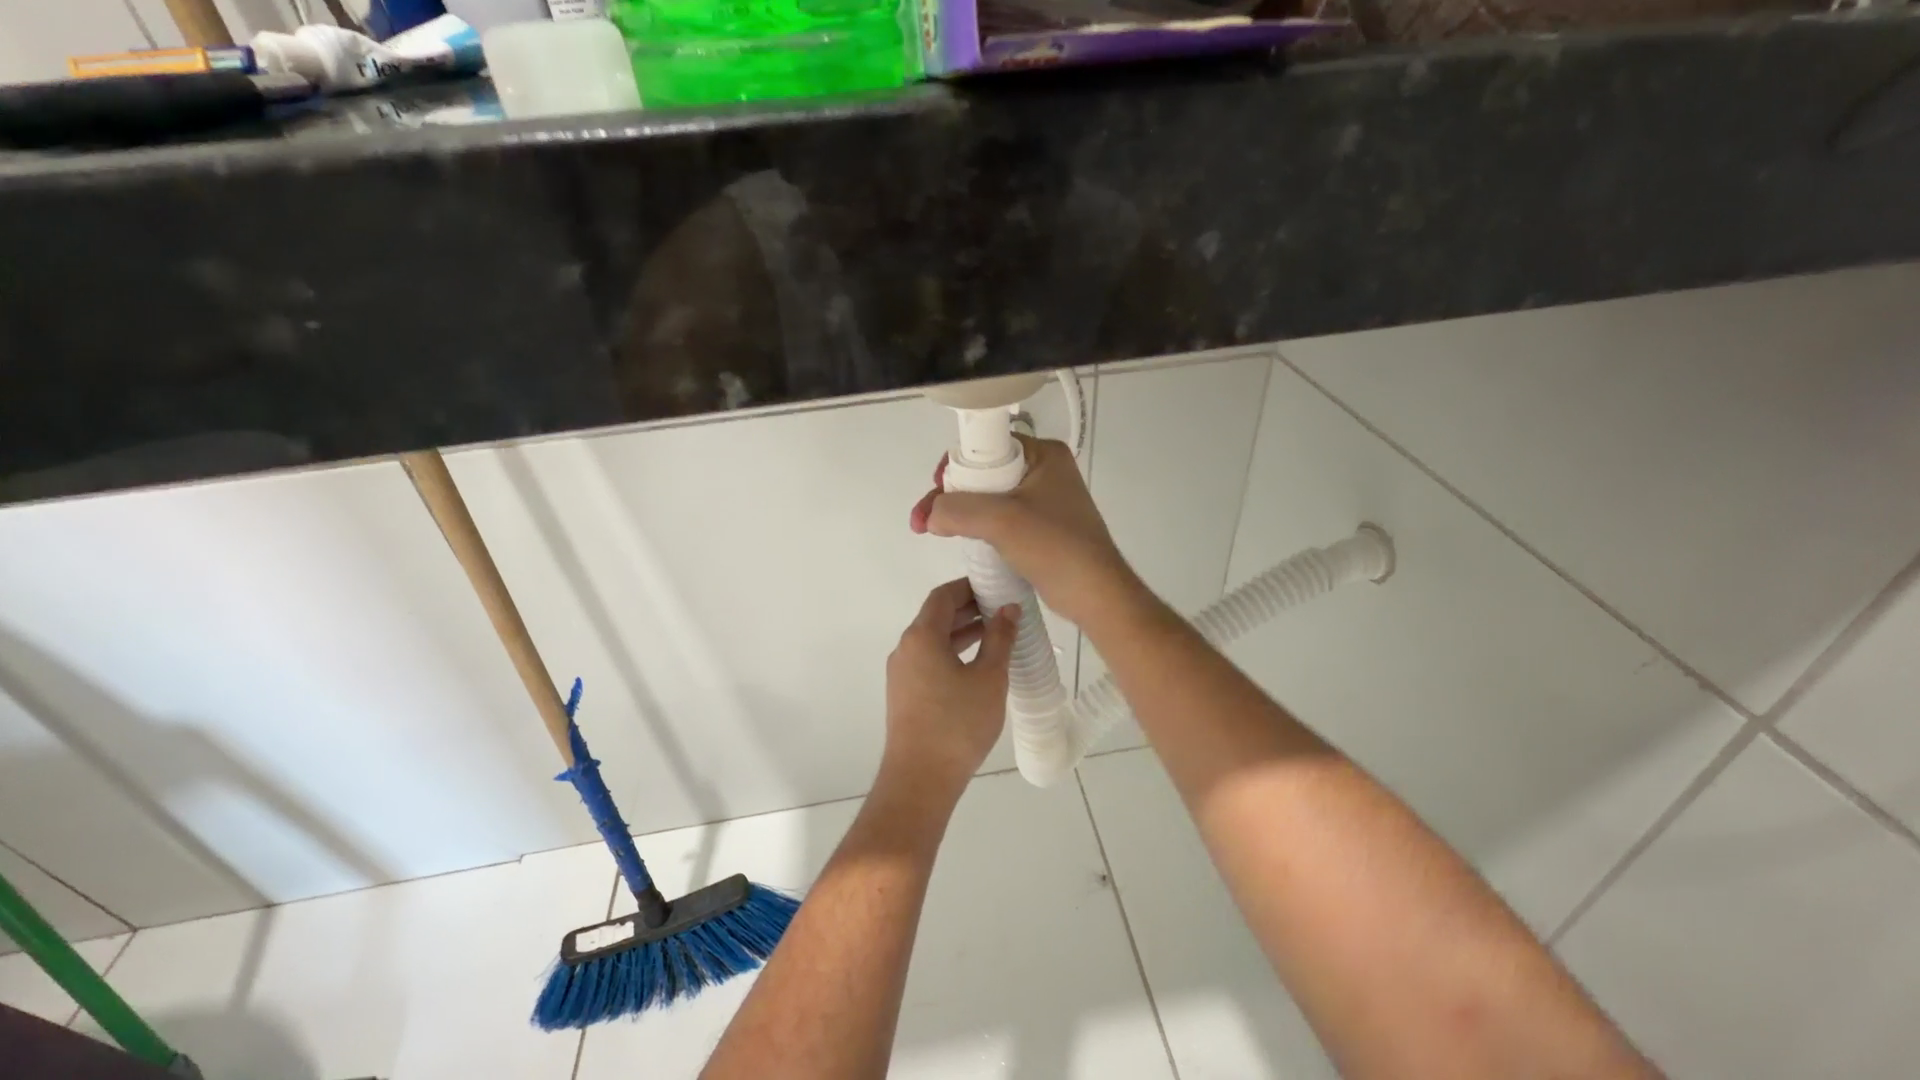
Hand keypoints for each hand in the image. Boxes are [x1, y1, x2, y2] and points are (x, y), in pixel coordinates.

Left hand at [882, 579, 1017, 796]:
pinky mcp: (905, 695)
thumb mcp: (989, 678)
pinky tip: (978, 665)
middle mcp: (906, 649)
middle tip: (1003, 607)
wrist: (921, 778)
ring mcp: (902, 673)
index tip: (997, 586)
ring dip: (962, 632)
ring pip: (933, 640)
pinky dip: (953, 653)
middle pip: (936, 616)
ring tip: (997, 633)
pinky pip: (930, 660)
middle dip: (969, 608)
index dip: (969, 587)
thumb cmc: (958, 723)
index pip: (943, 596)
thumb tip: (1009, 609)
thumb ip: (999, 638)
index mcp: (921, 637)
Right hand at [909, 435, 1144, 628]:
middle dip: (950, 495)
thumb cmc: (1055, 547)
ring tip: (932, 531)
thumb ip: (958, 510)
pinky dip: (977, 528)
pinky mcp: (1040, 527)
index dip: (955, 465)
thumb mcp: (1002, 520)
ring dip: (959, 513)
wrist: (1096, 594)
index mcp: (1043, 454)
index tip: (935, 490)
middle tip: (924, 519)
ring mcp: (1044, 500)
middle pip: (983, 473)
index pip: (987, 445)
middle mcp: (1045, 470)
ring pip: (988, 498)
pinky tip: (960, 540)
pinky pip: (999, 519)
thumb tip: (931, 517)